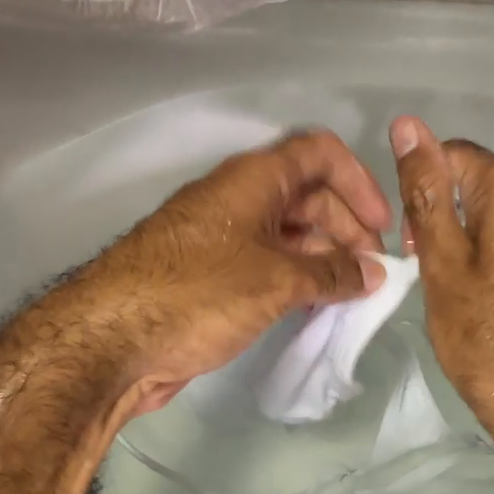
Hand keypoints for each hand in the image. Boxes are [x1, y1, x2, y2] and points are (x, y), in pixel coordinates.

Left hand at [58, 129, 391, 415]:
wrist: (112, 340)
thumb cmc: (198, 294)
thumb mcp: (275, 281)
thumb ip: (331, 274)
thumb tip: (372, 274)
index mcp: (253, 179)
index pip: (319, 154)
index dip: (358, 181)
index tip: (382, 228)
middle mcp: (238, 200)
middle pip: (307, 197)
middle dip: (346, 229)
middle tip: (371, 276)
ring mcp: (222, 239)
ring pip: (287, 235)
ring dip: (322, 260)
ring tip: (349, 297)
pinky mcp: (210, 277)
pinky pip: (266, 267)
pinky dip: (294, 281)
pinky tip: (312, 310)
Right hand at [390, 115, 493, 488]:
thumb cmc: (484, 337)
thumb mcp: (440, 262)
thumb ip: (424, 190)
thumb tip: (408, 125)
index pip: (451, 155)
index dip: (421, 195)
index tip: (412, 247)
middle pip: (483, 181)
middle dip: (450, 214)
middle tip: (434, 273)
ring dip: (479, 234)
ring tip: (466, 289)